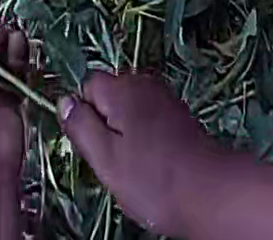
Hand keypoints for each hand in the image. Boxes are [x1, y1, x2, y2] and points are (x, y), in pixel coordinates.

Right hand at [58, 71, 232, 236]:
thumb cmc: (151, 178)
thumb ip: (81, 126)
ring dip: (124, 130)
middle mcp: (143, 82)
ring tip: (133, 163)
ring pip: (128, 106)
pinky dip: (143, 134)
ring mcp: (163, 96)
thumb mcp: (105, 158)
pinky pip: (147, 115)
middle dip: (104, 122)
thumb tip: (63, 101)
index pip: (88, 84)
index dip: (84, 113)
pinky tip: (151, 160)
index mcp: (122, 88)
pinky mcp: (177, 112)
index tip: (94, 144)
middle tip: (113, 158)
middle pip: (109, 94)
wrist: (209, 190)